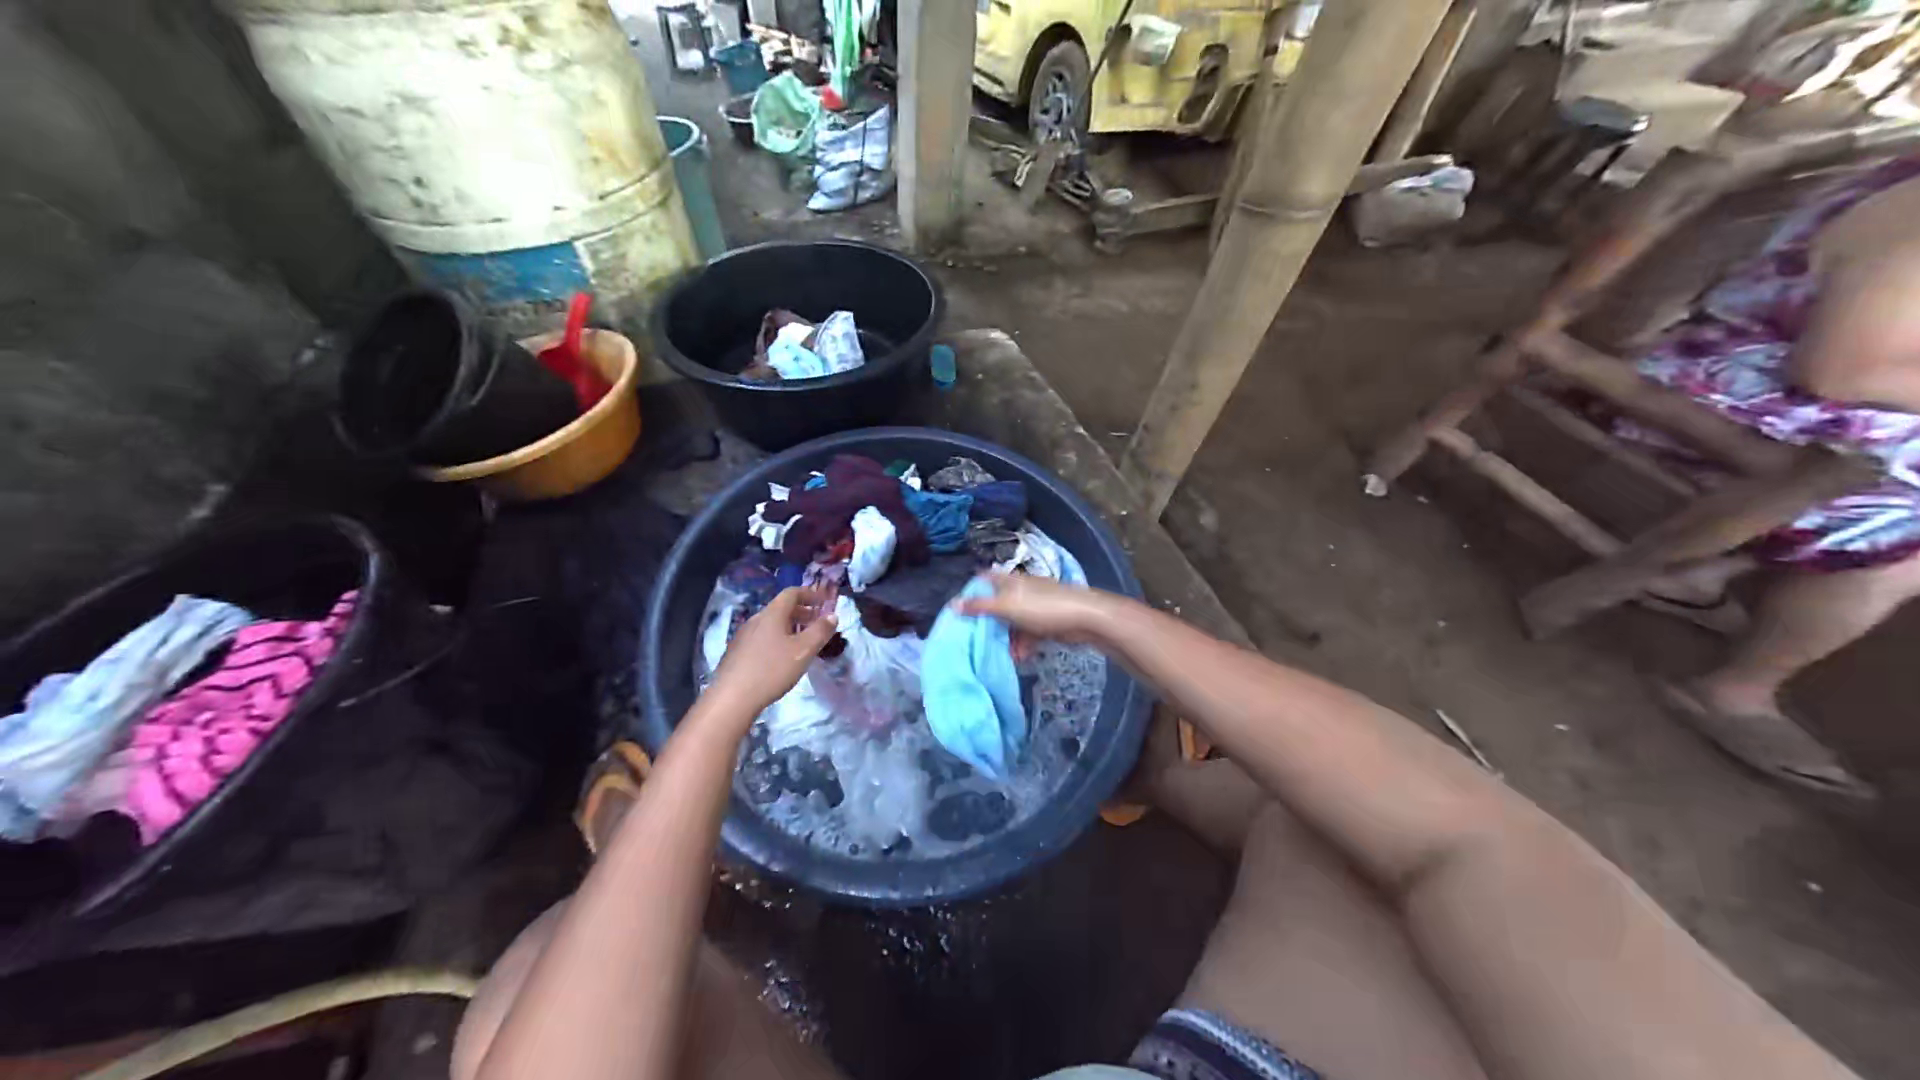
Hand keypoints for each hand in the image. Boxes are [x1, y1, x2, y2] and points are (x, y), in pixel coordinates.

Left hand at [708, 585, 838, 713]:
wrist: (732, 698)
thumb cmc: (772, 669)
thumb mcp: (803, 650)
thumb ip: (820, 631)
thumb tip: (832, 615)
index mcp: (772, 614)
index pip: (791, 593)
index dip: (809, 594)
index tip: (823, 601)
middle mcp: (755, 620)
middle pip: (780, 608)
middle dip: (801, 612)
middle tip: (817, 622)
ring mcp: (743, 636)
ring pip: (771, 624)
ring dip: (789, 626)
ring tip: (802, 641)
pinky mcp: (737, 652)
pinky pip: (762, 637)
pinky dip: (777, 638)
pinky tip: (781, 657)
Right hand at [953, 572, 1113, 644]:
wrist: (1084, 618)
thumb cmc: (1043, 608)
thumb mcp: (1007, 607)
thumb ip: (980, 607)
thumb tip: (952, 603)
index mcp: (1010, 581)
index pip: (985, 580)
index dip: (971, 591)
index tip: (959, 609)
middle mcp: (1021, 590)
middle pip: (998, 604)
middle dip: (988, 622)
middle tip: (975, 639)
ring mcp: (1035, 607)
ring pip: (1012, 622)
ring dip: (1006, 638)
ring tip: (1002, 653)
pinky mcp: (1046, 622)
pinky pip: (1028, 633)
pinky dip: (1023, 644)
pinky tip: (1020, 657)